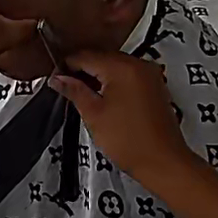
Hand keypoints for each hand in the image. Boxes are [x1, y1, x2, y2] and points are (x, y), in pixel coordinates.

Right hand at [48, 49, 204, 186]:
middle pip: (103, 57)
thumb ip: (75, 91)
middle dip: (83, 69)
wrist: (163, 161)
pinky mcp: (156, 86)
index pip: (86, 55)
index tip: (55, 78)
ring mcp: (151, 75)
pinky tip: (104, 97)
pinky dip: (116, 82)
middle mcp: (139, 64)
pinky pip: (130, 75)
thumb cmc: (129, 141)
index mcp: (122, 67)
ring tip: (82, 94)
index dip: (67, 65)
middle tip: (66, 86)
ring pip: (117, 66)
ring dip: (99, 75)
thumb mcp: (94, 114)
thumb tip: (58, 78)